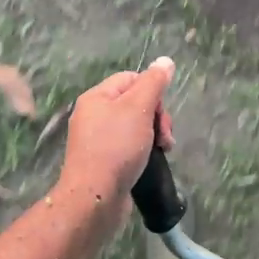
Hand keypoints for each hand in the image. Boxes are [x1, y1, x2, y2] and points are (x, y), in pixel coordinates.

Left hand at [57, 57, 175, 203]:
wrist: (95, 197)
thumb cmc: (116, 147)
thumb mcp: (139, 108)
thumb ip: (154, 83)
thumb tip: (165, 61)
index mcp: (97, 97)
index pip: (132, 79)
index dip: (152, 91)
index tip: (161, 112)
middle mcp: (94, 115)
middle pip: (135, 103)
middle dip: (157, 116)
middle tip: (165, 136)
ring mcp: (98, 140)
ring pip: (135, 126)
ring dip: (154, 135)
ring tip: (164, 150)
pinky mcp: (104, 162)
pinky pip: (129, 147)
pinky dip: (143, 151)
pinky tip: (151, 162)